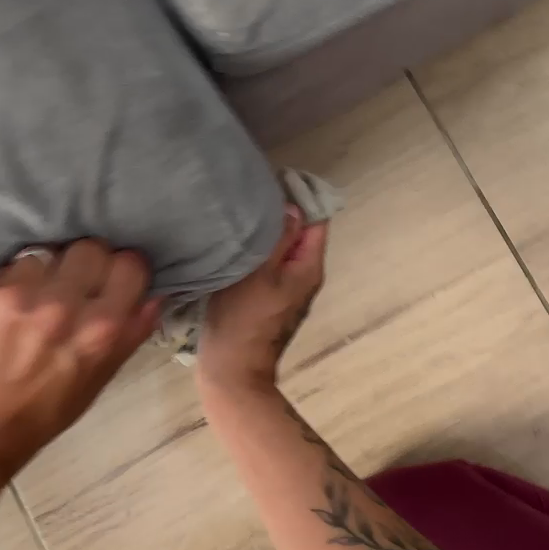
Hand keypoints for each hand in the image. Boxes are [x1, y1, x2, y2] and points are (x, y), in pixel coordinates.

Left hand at [0, 239, 161, 484]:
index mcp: (98, 332)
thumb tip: (155, 296)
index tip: (111, 281)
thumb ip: (128, 336)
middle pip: (89, 248)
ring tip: (25, 307)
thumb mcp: (93, 386)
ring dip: (39, 275)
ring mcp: (13, 294)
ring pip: (43, 254)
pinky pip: (2, 267)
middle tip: (68, 290)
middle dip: (83, 266)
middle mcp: (60, 306)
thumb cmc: (33, 420)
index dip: (122, 272)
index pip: (129, 265)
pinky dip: (2, 285)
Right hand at [197, 205, 328, 394]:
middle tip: (253, 191)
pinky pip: (271, 262)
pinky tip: (237, 240)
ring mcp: (288, 288)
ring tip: (242, 211)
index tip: (274, 179)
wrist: (232, 370)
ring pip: (284, 247)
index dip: (301, 196)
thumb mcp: (259, 272)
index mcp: (309, 267)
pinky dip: (260, 247)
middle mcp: (305, 276)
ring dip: (269, 230)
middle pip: (301, 231)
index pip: (317, 219)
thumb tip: (294, 208)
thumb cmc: (243, 319)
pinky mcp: (270, 297)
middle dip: (283, 210)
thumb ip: (279, 239)